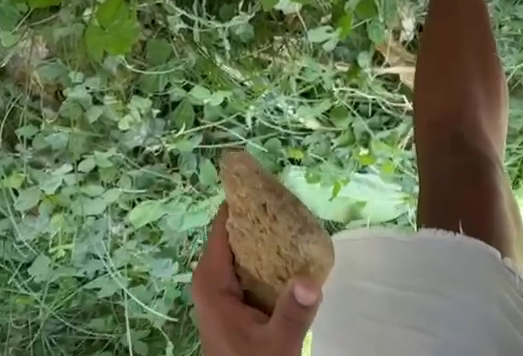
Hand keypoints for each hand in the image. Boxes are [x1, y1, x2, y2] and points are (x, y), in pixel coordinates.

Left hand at [191, 206, 319, 355]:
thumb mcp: (275, 346)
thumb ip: (292, 313)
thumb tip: (311, 279)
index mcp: (211, 279)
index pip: (224, 224)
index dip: (244, 200)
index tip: (270, 183)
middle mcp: (212, 277)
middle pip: (236, 234)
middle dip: (264, 219)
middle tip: (294, 203)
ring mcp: (223, 289)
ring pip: (246, 251)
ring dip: (270, 239)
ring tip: (299, 221)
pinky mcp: (235, 302)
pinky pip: (251, 269)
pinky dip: (271, 260)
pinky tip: (295, 254)